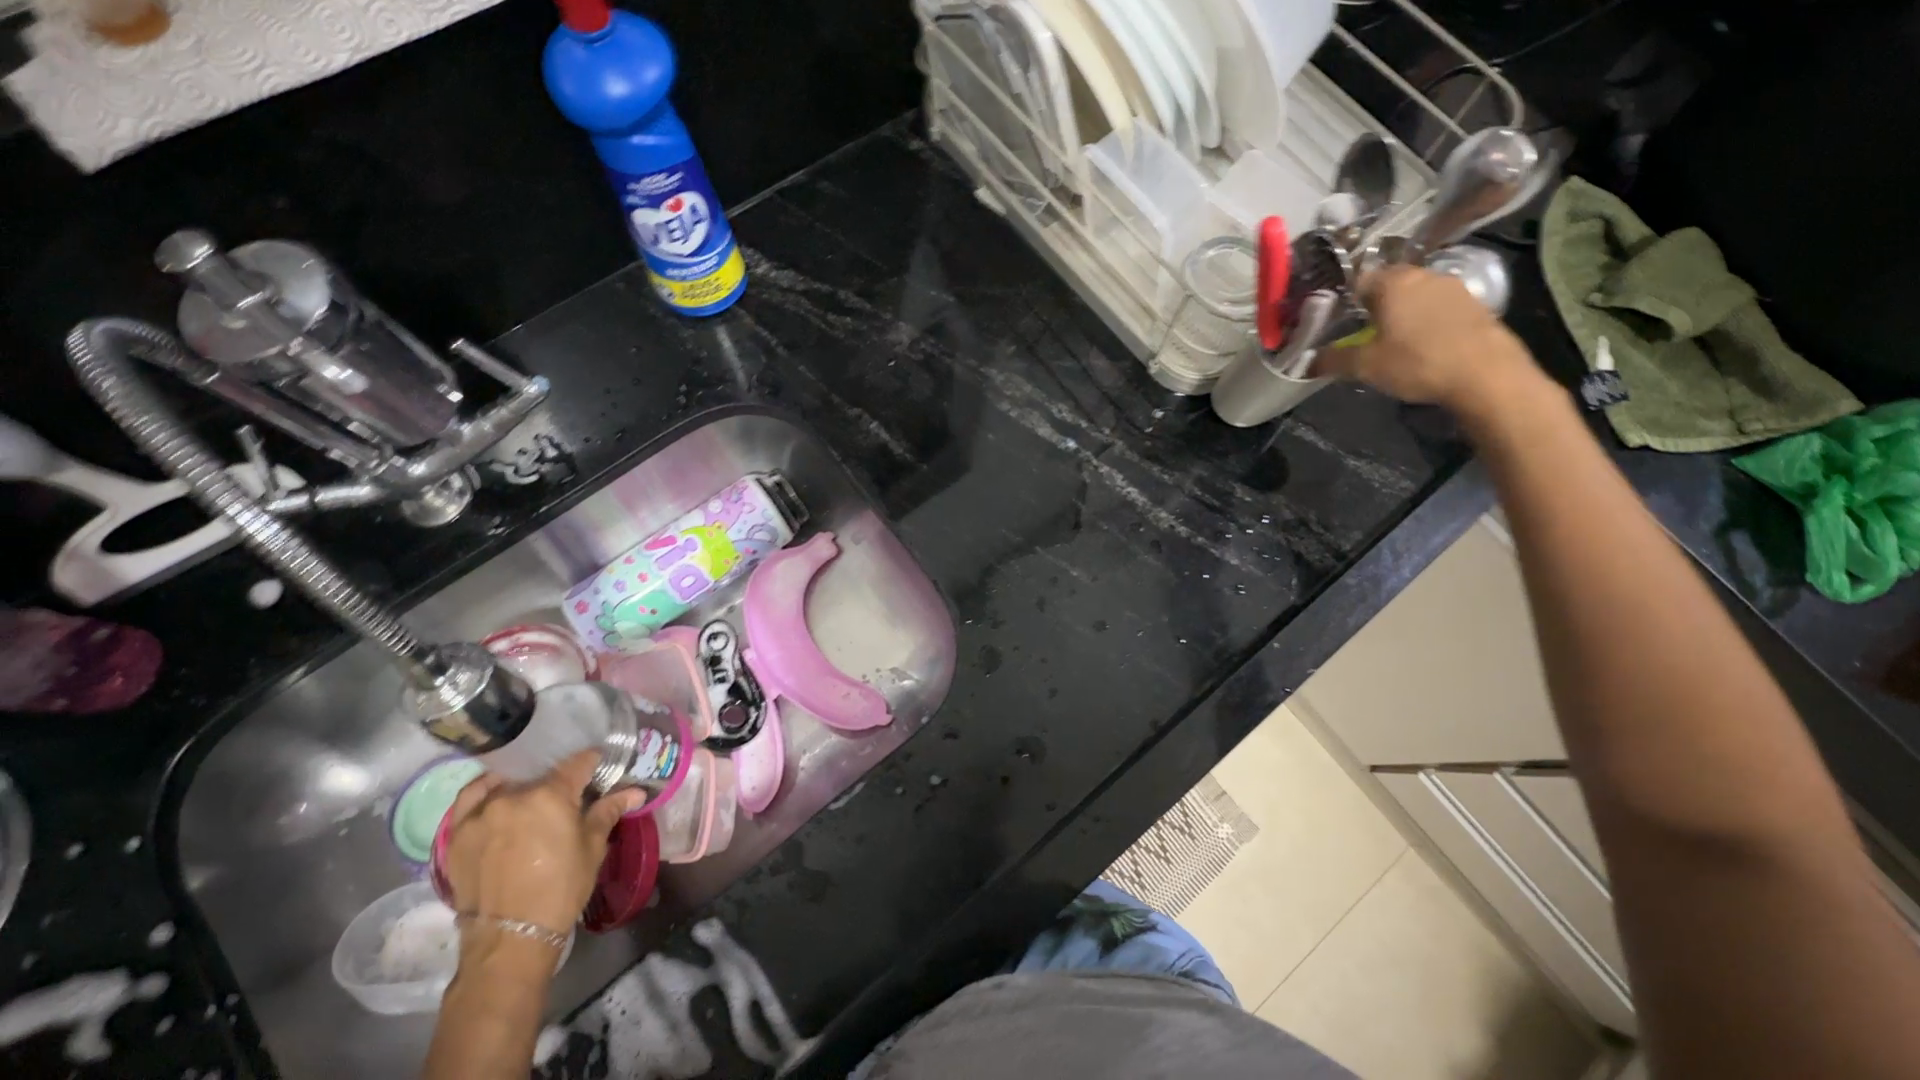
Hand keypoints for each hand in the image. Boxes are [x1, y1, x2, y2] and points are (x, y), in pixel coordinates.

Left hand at [442, 751, 643, 938]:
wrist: (511, 936)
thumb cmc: (561, 889)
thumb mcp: (592, 850)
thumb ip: (608, 812)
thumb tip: (635, 791)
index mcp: (550, 795)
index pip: (577, 763)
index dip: (592, 762)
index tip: (599, 767)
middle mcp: (513, 794)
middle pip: (540, 774)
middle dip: (557, 780)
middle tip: (568, 795)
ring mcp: (481, 811)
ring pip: (508, 784)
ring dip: (523, 787)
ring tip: (533, 800)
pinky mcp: (458, 830)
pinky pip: (471, 797)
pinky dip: (486, 790)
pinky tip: (497, 795)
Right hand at [1317, 264, 1543, 414]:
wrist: (1486, 374)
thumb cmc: (1417, 362)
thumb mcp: (1367, 366)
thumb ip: (1334, 360)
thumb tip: (1306, 363)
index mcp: (1392, 282)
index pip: (1359, 280)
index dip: (1347, 301)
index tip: (1343, 323)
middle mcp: (1423, 274)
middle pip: (1391, 284)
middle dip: (1378, 305)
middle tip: (1368, 334)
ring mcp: (1453, 286)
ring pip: (1418, 294)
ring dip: (1406, 311)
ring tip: (1399, 340)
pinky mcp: (1476, 303)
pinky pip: (1441, 306)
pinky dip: (1430, 319)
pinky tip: (1429, 344)